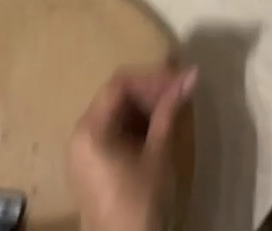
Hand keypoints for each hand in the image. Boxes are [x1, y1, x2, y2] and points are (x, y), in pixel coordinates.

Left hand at [67, 64, 197, 230]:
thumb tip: (192, 72)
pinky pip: (113, 132)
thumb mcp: (159, 152)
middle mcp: (80, 135)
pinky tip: (160, 128)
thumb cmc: (140, 200)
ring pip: (116, 113)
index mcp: (90, 129)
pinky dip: (137, 125)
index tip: (180, 80)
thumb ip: (171, 108)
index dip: (152, 77)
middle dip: (151, 91)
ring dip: (146, 107)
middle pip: (116, 97)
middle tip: (181, 93)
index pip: (120, 84)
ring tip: (175, 109)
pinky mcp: (92, 166)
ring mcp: (83, 152)